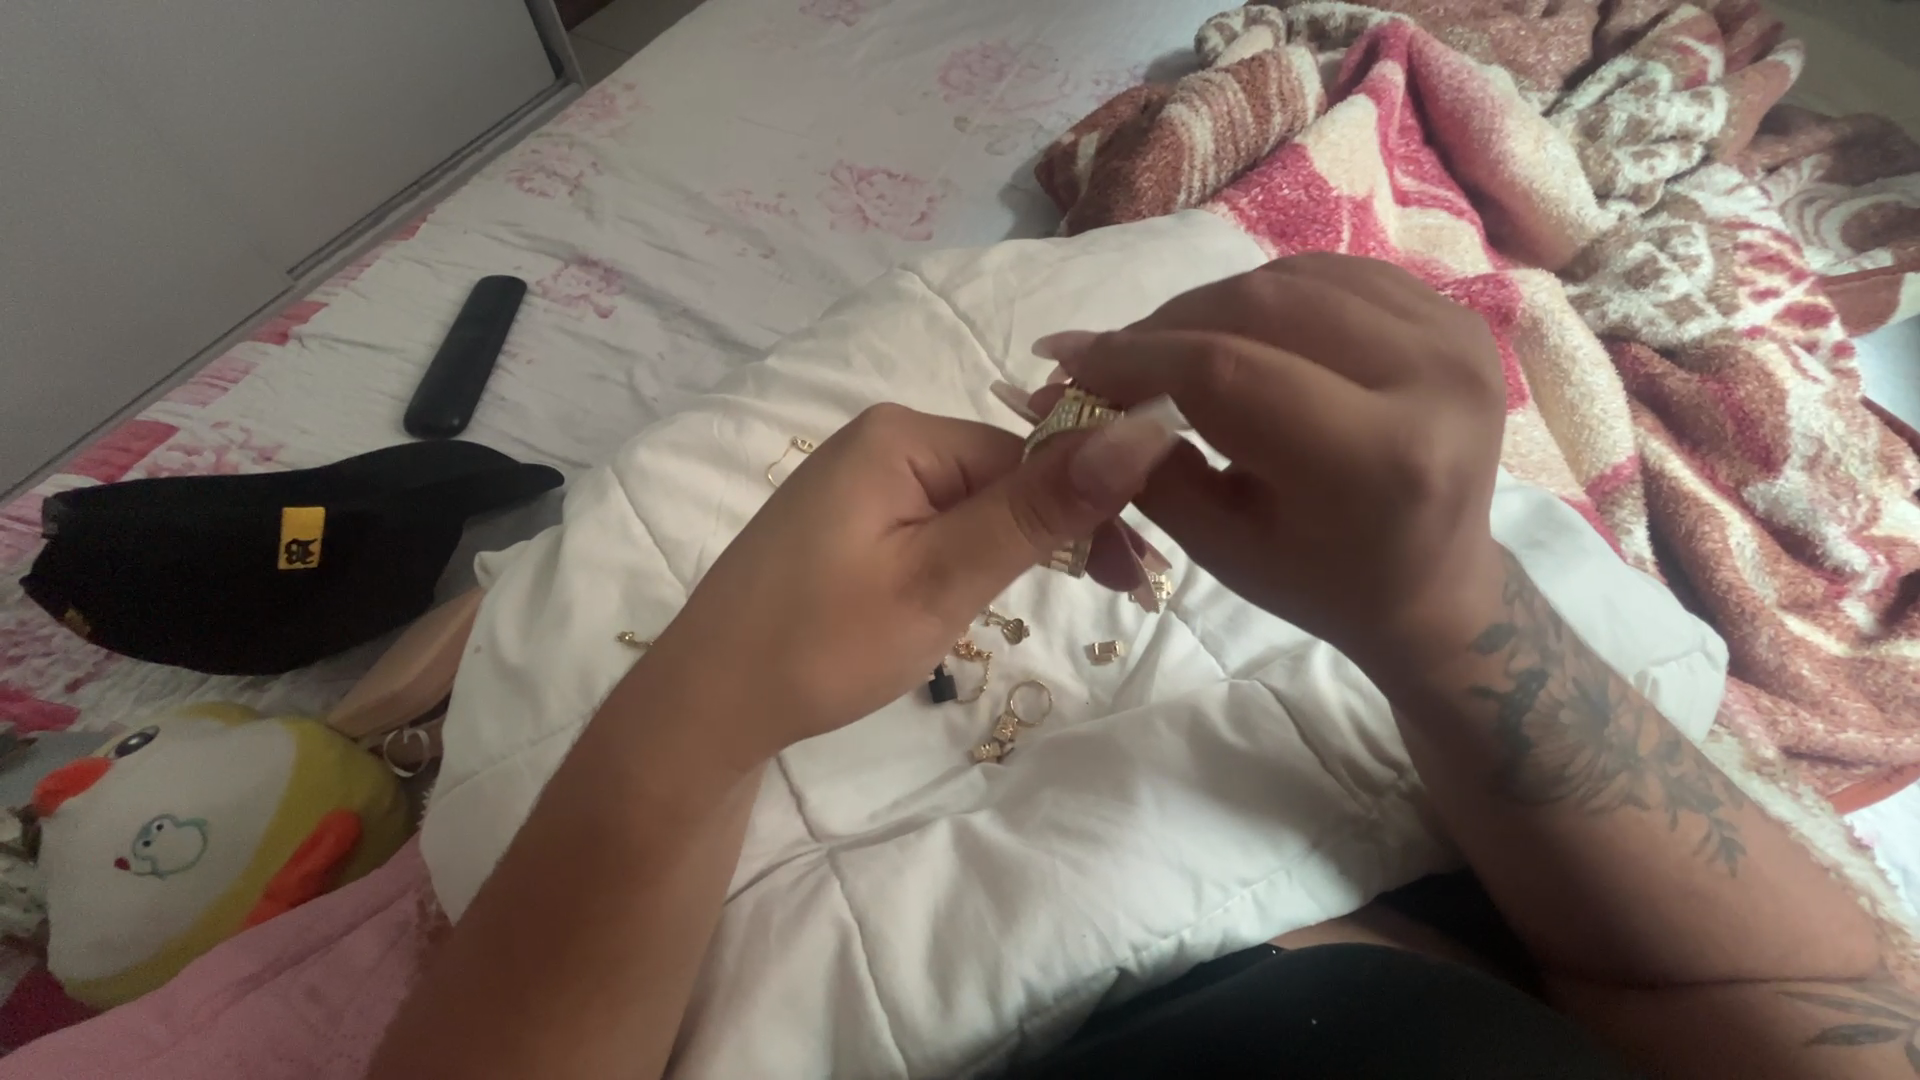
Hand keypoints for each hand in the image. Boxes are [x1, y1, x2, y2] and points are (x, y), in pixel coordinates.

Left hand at [643, 403, 1179, 764]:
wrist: (707, 704)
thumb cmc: (824, 645)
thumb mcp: (944, 578)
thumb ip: (1039, 508)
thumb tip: (1143, 432)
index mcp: (902, 435)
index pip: (1031, 457)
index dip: (1089, 512)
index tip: (1137, 577)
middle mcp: (880, 441)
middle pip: (1002, 476)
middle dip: (1057, 531)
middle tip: (1115, 594)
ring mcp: (858, 481)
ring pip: (971, 504)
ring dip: (1016, 548)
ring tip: (1045, 600)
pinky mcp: (847, 520)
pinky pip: (932, 523)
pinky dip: (969, 557)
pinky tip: (978, 590)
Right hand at [1031, 254, 1507, 670]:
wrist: (1430, 584)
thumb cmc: (1317, 583)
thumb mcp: (1218, 546)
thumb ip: (1147, 469)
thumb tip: (1075, 396)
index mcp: (1375, 460)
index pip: (1228, 372)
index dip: (1134, 358)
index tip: (1068, 364)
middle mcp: (1432, 378)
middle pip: (1260, 306)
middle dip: (1162, 327)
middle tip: (1107, 359)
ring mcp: (1455, 334)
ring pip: (1290, 278)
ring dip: (1205, 306)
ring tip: (1162, 350)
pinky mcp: (1454, 315)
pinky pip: (1329, 275)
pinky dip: (1260, 296)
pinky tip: (1230, 332)